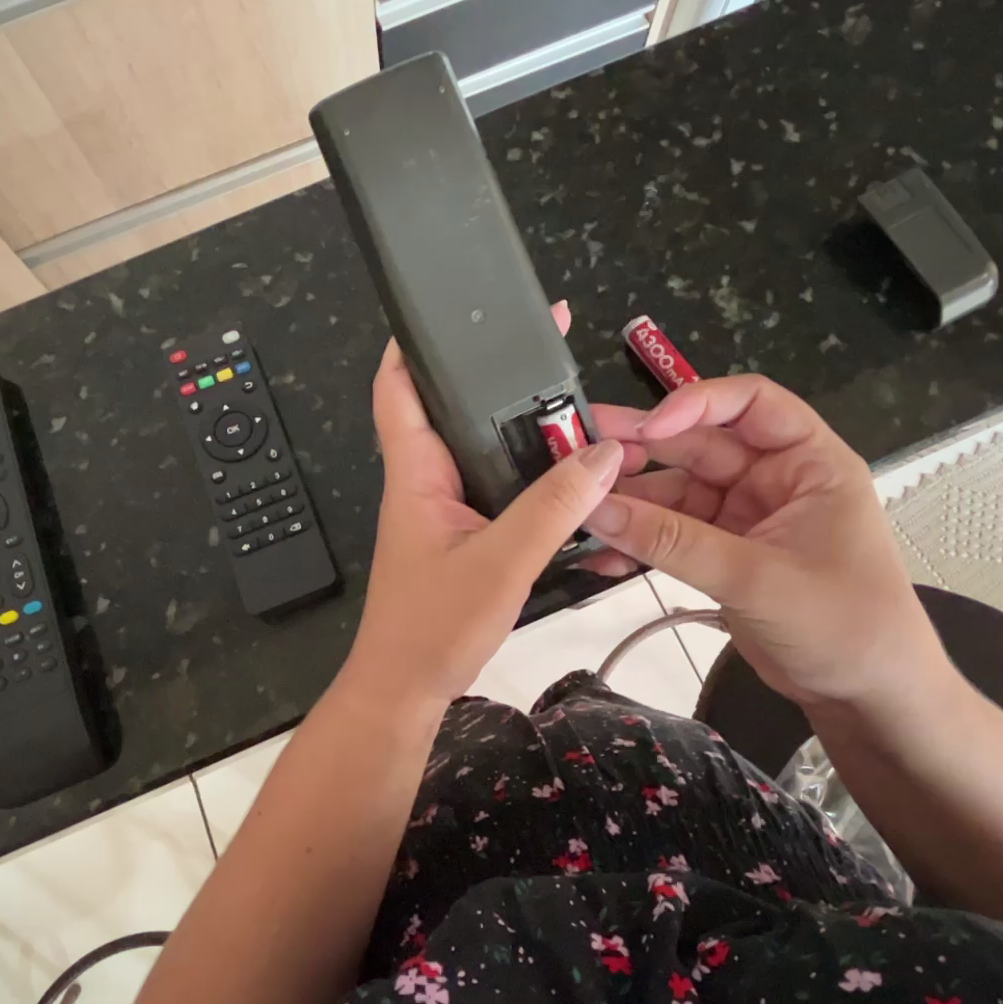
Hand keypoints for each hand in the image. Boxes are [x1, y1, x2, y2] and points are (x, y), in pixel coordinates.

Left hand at [346, 312, 623, 704]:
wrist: (404, 691)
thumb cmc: (433, 628)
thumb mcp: (501, 563)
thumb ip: (553, 508)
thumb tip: (605, 453)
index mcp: (415, 474)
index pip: (397, 389)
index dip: (413, 344)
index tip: (452, 311)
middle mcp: (424, 482)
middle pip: (447, 410)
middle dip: (489, 377)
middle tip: (543, 348)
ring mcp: (439, 510)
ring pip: (476, 450)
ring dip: (513, 426)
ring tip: (564, 400)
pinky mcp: (457, 535)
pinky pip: (491, 487)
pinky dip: (522, 471)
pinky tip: (559, 470)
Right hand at [579, 376, 949, 710]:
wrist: (864, 697)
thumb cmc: (843, 625)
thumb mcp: (755, 577)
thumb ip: (672, 542)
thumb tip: (594, 507)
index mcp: (806, 462)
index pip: (751, 403)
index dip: (696, 403)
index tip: (644, 429)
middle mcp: (770, 479)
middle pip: (696, 445)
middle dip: (639, 450)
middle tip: (575, 451)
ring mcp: (740, 516)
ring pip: (673, 492)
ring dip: (627, 503)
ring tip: (576, 512)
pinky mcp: (718, 552)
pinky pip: (667, 535)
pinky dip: (636, 543)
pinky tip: (598, 555)